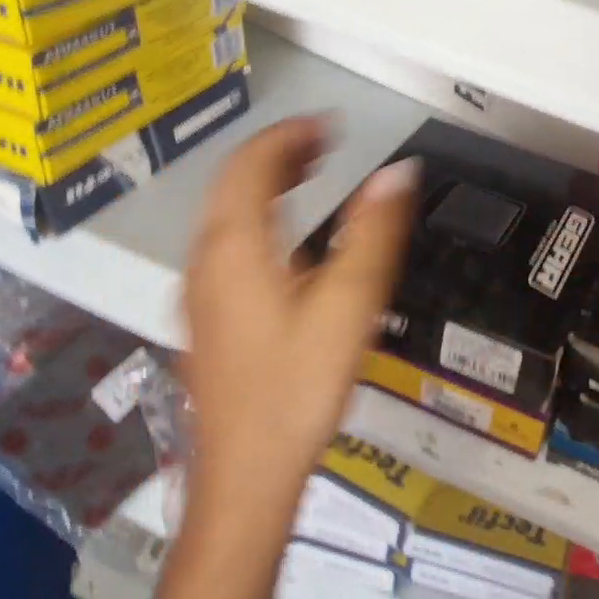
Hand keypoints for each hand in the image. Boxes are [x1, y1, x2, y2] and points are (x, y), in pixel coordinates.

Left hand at [156, 118, 417, 598]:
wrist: (246, 474)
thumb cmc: (298, 385)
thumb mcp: (350, 305)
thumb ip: (375, 232)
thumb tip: (400, 172)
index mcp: (236, 247)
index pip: (252, 165)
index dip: (291, 134)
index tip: (332, 124)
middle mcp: (206, 260)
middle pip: (232, 184)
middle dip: (278, 153)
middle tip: (326, 143)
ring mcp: (198, 292)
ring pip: (224, 213)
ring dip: (265, 183)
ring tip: (311, 174)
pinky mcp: (204, 318)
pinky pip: (225, 243)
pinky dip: (256, 216)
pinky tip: (287, 239)